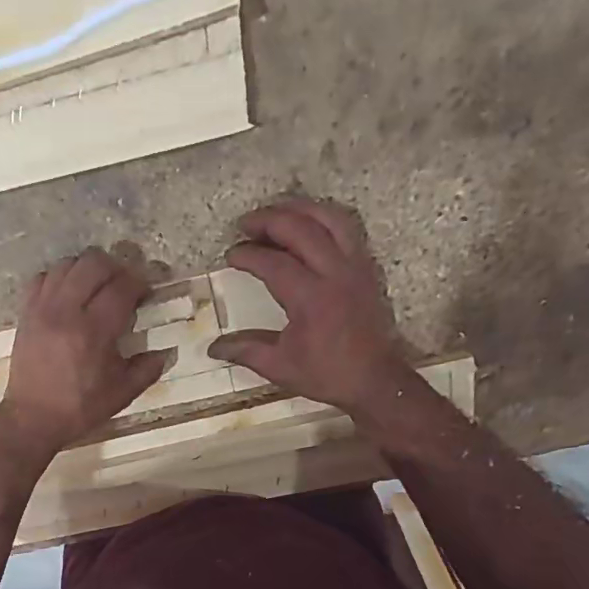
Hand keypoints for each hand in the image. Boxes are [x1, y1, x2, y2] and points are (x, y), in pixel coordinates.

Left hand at [0, 246, 168, 453]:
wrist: (33, 417)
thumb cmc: (82, 407)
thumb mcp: (124, 392)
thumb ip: (149, 368)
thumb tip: (166, 351)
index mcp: (95, 332)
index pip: (121, 287)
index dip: (139, 283)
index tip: (147, 292)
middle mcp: (67, 312)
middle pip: (93, 264)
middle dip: (116, 269)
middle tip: (124, 286)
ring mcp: (42, 308)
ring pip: (67, 264)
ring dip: (88, 270)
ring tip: (98, 287)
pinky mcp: (27, 312)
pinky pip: (44, 277)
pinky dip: (61, 277)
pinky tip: (71, 293)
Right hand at [207, 198, 418, 414]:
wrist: (375, 380)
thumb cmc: (328, 374)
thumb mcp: (282, 367)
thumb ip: (247, 351)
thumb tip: (213, 347)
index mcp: (311, 297)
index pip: (272, 262)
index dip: (247, 254)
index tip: (231, 256)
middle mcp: (334, 273)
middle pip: (299, 228)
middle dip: (267, 220)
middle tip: (244, 225)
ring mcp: (355, 266)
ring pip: (328, 218)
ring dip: (298, 209)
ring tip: (275, 212)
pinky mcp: (366, 267)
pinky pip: (347, 228)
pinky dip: (324, 218)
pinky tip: (308, 224)